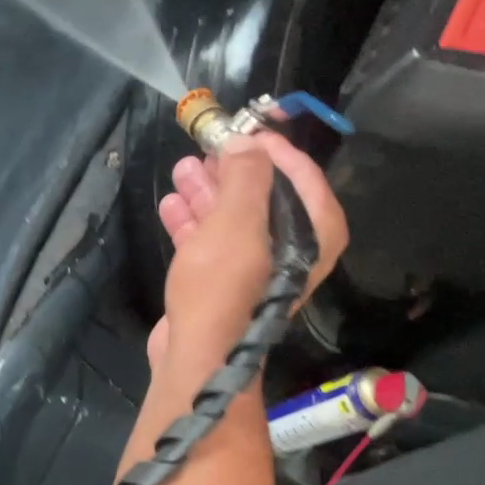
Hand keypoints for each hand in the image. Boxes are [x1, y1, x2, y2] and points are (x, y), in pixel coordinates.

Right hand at [147, 131, 347, 369]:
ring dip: (206, 194)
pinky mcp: (222, 285)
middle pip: (262, 196)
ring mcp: (255, 268)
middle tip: (205, 149)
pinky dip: (192, 223)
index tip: (239, 131)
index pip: (299, 175)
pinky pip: (211, 244)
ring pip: (232, 219)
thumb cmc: (223, 286)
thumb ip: (245, 178)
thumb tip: (246, 145)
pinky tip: (170, 206)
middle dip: (230, 171)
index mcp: (314, 232)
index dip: (268, 150)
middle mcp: (292, 247)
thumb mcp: (236, 222)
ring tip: (180, 172)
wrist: (198, 353)